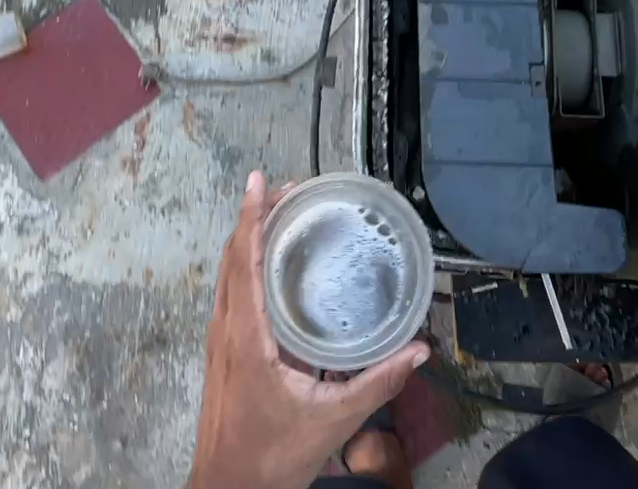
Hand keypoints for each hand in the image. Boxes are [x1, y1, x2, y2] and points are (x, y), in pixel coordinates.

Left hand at [186, 171, 429, 488]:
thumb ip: (377, 383)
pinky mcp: (221, 350)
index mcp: (246, 337)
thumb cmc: (274, 456)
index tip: (258, 180)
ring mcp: (218, 339)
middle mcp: (225, 328)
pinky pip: (229, 290)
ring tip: (277, 211)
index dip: (251, 217)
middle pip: (232, 256)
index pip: (244, 261)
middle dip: (254, 216)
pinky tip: (266, 262)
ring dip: (246, 236)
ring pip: (226, 272)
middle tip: (287, 188)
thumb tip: (419, 350)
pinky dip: (242, 261)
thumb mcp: (332, 420)